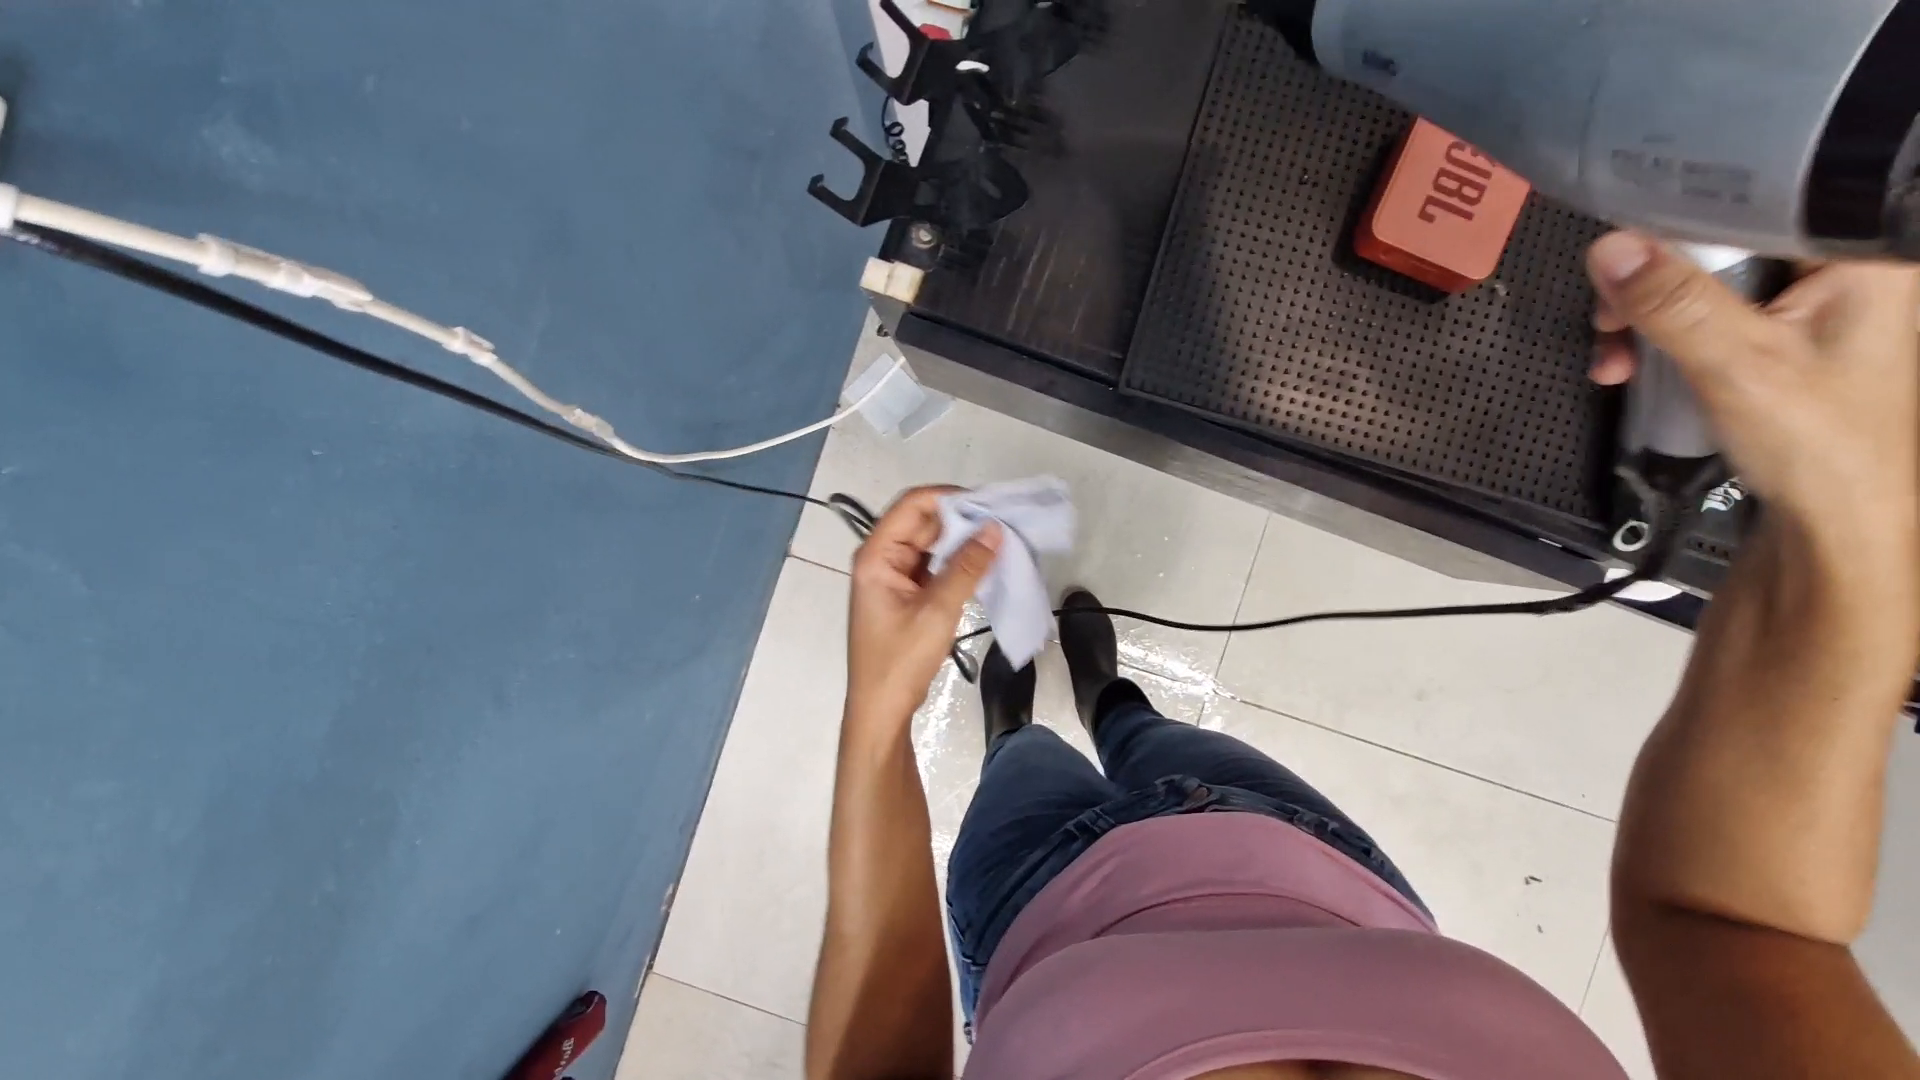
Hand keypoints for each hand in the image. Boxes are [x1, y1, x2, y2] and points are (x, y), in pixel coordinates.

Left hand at [846, 486, 1000, 722]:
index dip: (949, 498)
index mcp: (876, 555)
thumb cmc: (901, 661)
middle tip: (1003, 522)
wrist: (882, 709)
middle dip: (961, 519)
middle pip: (922, 522)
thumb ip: (966, 567)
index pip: (912, 505)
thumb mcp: (937, 611)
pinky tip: (985, 563)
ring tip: (1000, 540)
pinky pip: (933, 565)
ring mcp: (894, 576)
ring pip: (931, 543)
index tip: (988, 504)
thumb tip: (994, 529)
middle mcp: (882, 558)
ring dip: (962, 540)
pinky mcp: (907, 593)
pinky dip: (957, 562)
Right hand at [1586, 231, 1919, 541]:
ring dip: (1641, 321)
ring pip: (1701, 285)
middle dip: (1649, 286)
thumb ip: (1674, 303)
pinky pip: (1701, 320)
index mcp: (1860, 256)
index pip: (1757, 203)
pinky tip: (1628, 369)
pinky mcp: (1774, 342)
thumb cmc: (1814, 442)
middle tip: (1610, 324)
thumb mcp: (1736, 365)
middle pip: (1721, 246)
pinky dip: (1657, 343)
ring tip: (1613, 360)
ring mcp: (1804, 309)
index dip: (1681, 223)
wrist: (1835, 523)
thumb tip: (1607, 246)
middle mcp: (1838, 270)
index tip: (1621, 256)